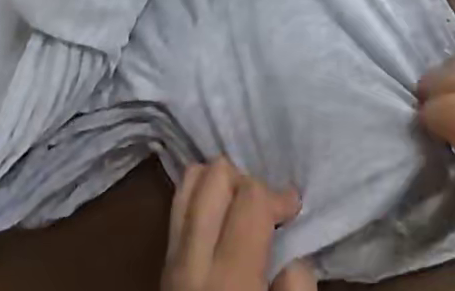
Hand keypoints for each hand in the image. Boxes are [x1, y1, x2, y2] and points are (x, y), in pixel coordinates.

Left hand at [162, 159, 315, 290]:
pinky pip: (178, 209)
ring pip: (187, 184)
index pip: (249, 196)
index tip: (294, 212)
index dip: (279, 195)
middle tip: (265, 213)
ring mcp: (169, 263)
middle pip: (214, 176)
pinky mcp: (160, 270)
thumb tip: (292, 259)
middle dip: (246, 182)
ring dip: (219, 187)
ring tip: (241, 213)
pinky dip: (200, 201)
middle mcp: (191, 260)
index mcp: (229, 278)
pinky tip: (220, 224)